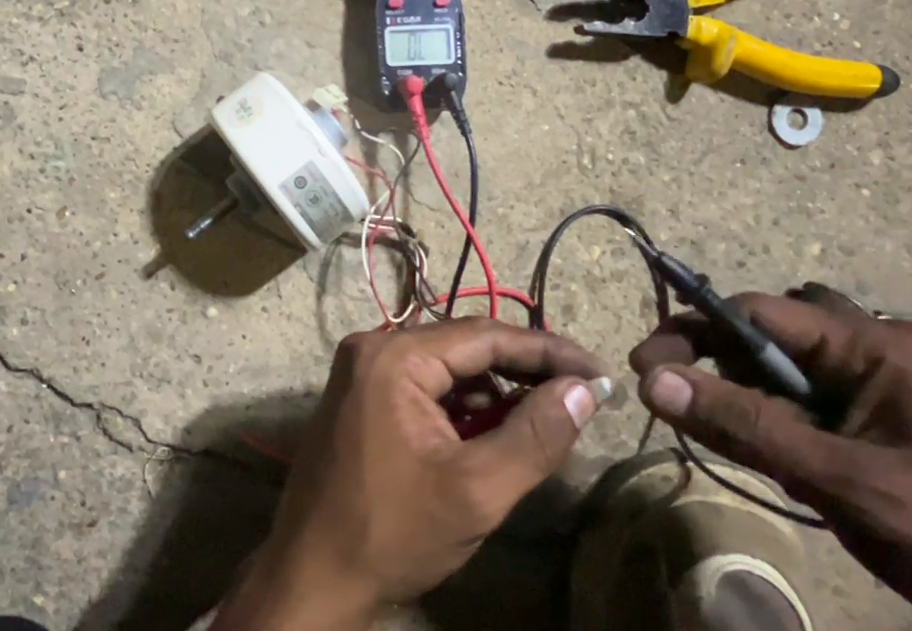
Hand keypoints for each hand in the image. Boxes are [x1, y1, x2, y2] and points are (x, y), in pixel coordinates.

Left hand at [214, 319, 610, 629]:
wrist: (311, 575)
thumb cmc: (392, 532)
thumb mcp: (477, 490)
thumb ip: (535, 435)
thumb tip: (584, 389)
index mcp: (394, 356)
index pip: (486, 336)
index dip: (548, 351)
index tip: (600, 373)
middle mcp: (373, 349)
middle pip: (465, 346)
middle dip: (524, 370)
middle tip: (581, 394)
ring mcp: (362, 373)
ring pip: (446, 367)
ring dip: (495, 390)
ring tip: (546, 418)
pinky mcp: (361, 398)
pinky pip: (424, 387)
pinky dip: (464, 406)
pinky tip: (495, 433)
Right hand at [631, 290, 911, 630]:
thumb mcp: (843, 480)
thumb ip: (746, 425)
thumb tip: (651, 381)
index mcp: (878, 345)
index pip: (760, 312)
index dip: (693, 332)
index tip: (643, 367)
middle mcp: (881, 350)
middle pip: (771, 333)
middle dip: (713, 358)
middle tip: (666, 395)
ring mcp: (889, 387)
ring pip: (788, 368)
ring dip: (743, 390)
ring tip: (712, 427)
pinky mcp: (889, 421)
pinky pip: (813, 401)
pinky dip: (776, 417)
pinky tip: (766, 451)